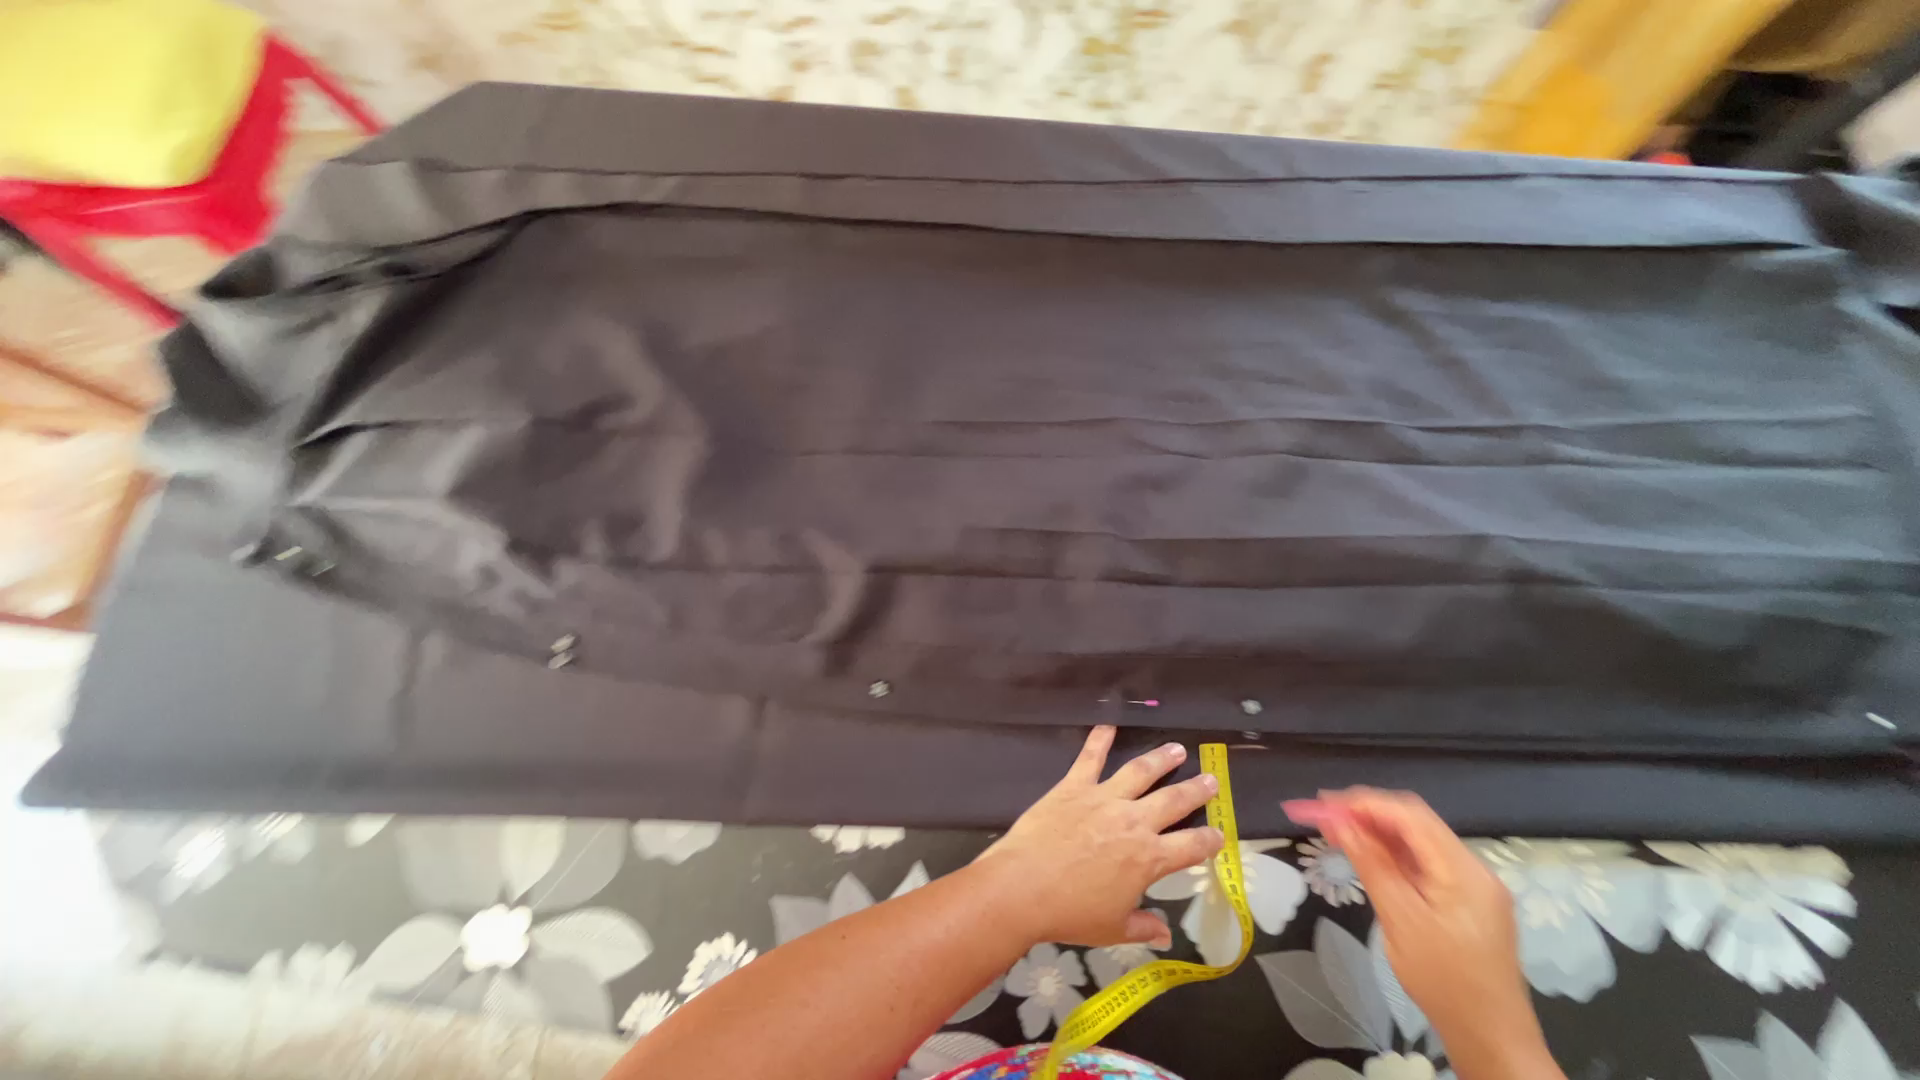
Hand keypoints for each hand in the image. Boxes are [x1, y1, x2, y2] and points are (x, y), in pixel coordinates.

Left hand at [975, 725, 1223, 948]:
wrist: (1023, 887)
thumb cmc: (1070, 913)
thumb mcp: (1113, 929)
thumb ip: (1143, 927)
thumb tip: (1166, 936)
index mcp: (1149, 858)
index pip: (1192, 847)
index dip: (1210, 840)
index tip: (1221, 833)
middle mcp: (1134, 822)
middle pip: (1174, 801)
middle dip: (1196, 790)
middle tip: (1211, 779)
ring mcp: (1104, 798)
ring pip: (1140, 772)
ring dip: (1162, 759)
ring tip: (1176, 749)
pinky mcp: (1074, 786)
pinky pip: (1090, 758)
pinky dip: (1100, 738)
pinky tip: (1107, 724)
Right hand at [1286, 789, 1564, 1079]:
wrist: (1492, 1037)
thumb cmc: (1443, 981)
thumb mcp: (1400, 920)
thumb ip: (1372, 865)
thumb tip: (1341, 822)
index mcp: (1463, 870)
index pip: (1409, 815)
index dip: (1363, 803)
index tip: (1321, 805)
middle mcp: (1474, 868)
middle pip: (1416, 822)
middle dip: (1367, 812)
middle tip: (1324, 816)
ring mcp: (1474, 884)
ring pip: (1420, 840)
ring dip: (1378, 831)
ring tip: (1337, 832)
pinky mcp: (1468, 900)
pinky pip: (1426, 862)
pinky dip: (1394, 853)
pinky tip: (1369, 857)